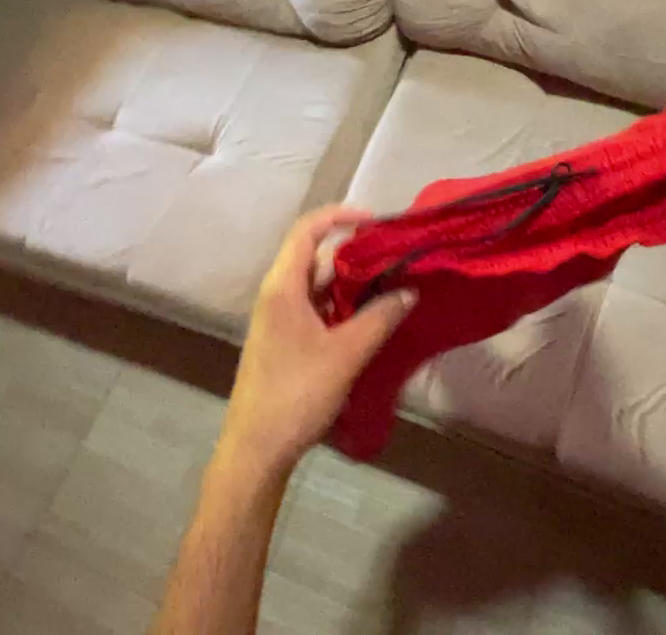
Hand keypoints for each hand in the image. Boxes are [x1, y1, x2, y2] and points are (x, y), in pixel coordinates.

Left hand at [218, 206, 418, 475]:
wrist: (256, 449)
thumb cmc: (296, 393)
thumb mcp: (346, 353)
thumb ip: (380, 318)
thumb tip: (409, 291)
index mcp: (282, 286)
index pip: (308, 230)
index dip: (340, 216)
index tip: (376, 220)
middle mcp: (276, 294)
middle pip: (314, 255)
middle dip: (354, 251)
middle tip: (394, 256)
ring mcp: (278, 318)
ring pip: (317, 284)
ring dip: (350, 282)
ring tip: (390, 284)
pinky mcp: (284, 340)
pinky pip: (315, 308)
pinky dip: (341, 305)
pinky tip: (369, 319)